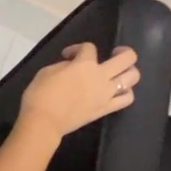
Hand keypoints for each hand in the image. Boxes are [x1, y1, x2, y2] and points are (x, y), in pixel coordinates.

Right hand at [17, 43, 139, 137]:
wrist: (42, 123)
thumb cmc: (38, 97)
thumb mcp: (44, 73)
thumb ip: (62, 66)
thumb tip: (70, 67)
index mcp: (84, 64)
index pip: (88, 48)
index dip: (78, 48)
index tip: (67, 55)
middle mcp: (101, 75)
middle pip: (127, 58)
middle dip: (123, 52)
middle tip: (113, 55)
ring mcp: (106, 93)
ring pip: (132, 77)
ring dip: (129, 72)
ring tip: (120, 74)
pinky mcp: (105, 109)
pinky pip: (126, 99)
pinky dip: (126, 93)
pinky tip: (118, 92)